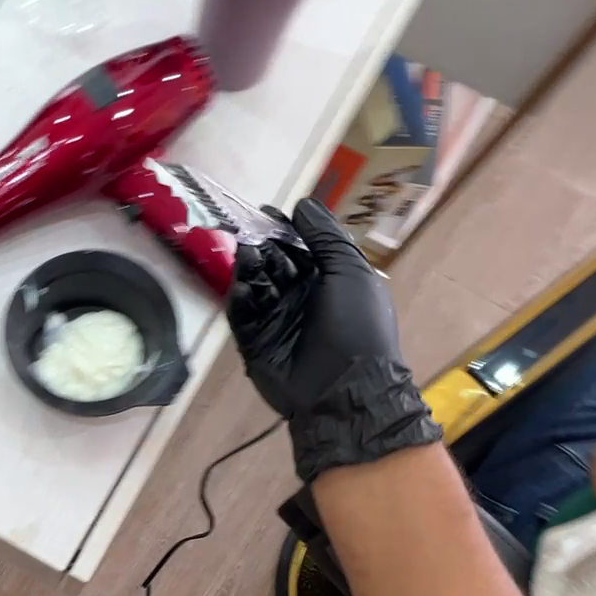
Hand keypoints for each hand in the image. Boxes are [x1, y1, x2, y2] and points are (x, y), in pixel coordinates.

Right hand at [227, 199, 441, 481]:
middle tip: (249, 236)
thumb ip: (325, 237)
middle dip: (262, 248)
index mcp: (327, 278)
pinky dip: (239, 298)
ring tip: (247, 259)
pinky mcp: (255, 341)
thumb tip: (302, 204)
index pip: (299, 246)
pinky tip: (242, 287)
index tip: (263, 211)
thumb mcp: (349, 271)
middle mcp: (300, 296)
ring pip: (254, 285)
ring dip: (250, 270)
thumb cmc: (356, 326)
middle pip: (272, 262)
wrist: (341, 390)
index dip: (283, 228)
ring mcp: (276, 319)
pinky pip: (241, 314)